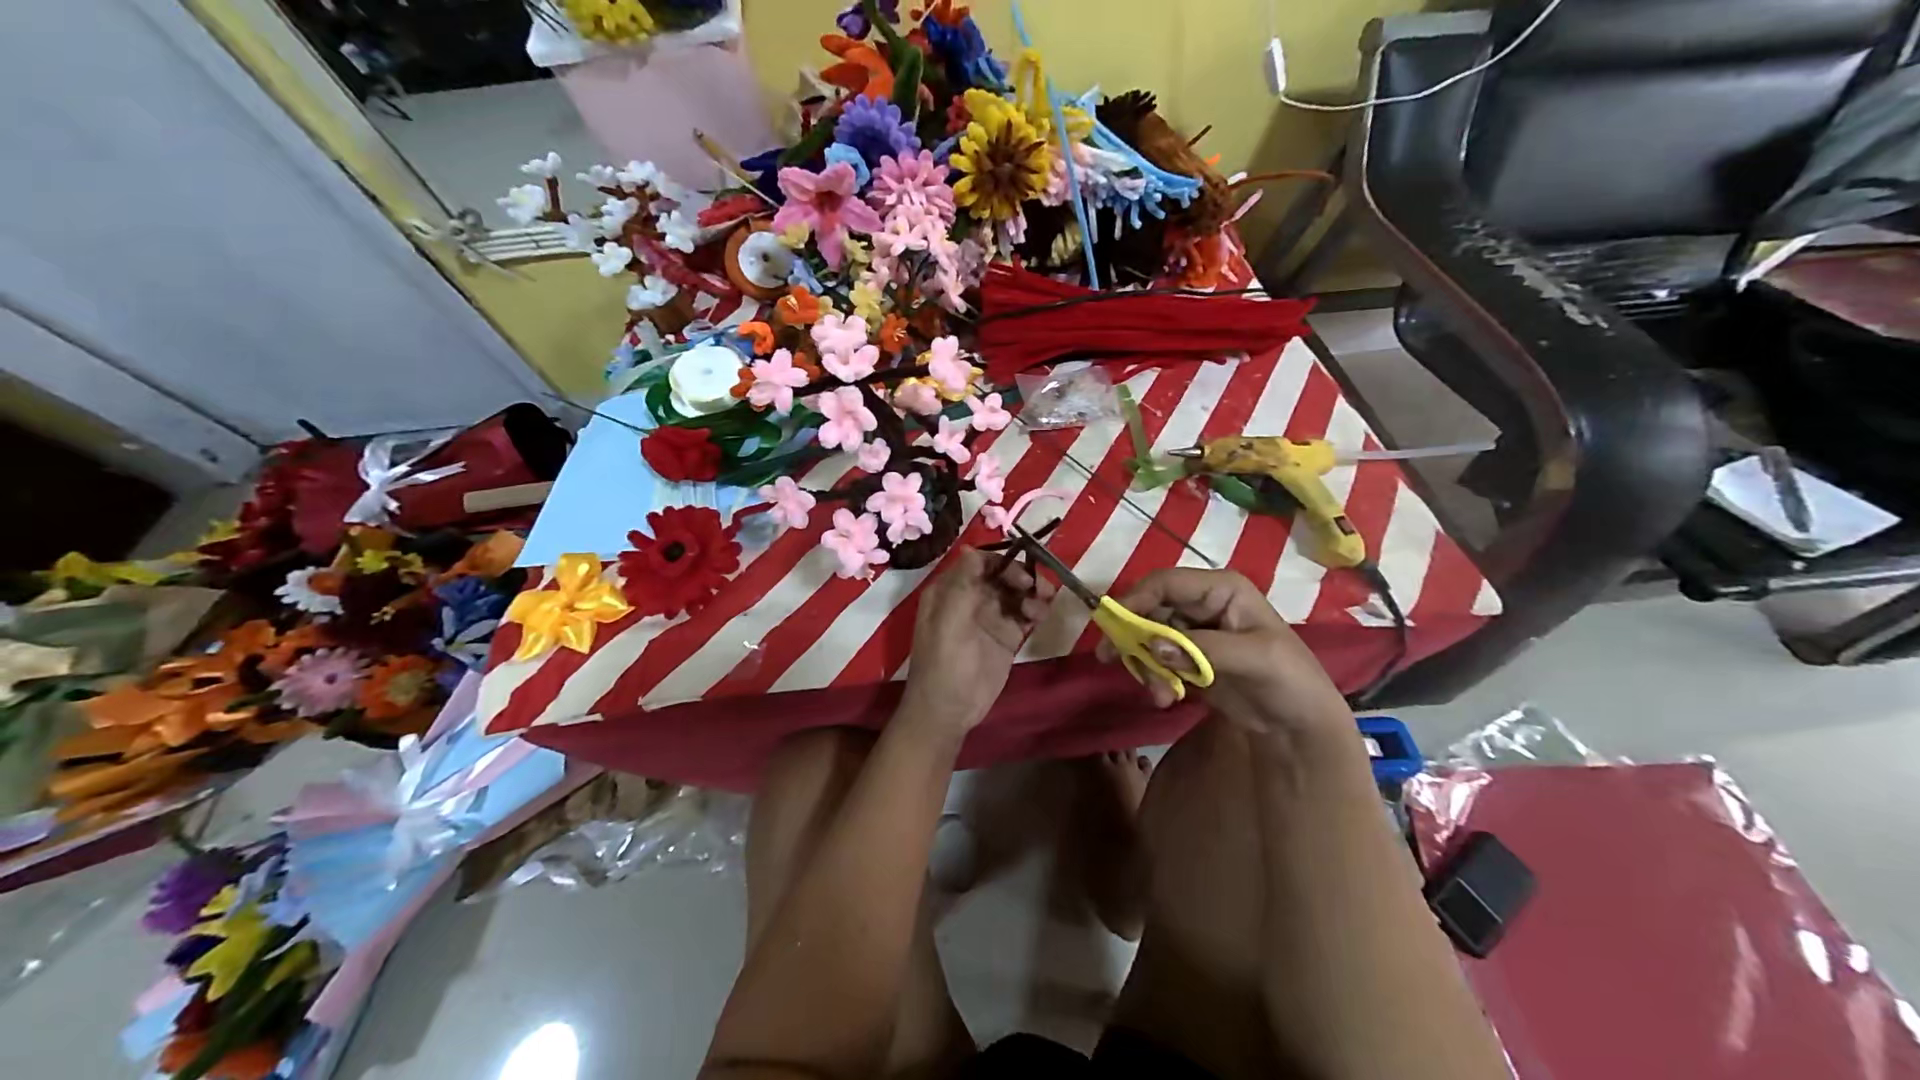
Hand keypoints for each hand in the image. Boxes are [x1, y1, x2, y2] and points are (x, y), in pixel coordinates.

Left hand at [899, 547, 1055, 734]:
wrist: (949, 712)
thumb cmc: (943, 665)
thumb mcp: (948, 622)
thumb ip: (962, 585)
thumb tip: (972, 549)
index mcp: (949, 591)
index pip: (979, 562)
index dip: (1002, 562)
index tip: (1021, 575)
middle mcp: (970, 599)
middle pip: (1002, 575)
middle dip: (1022, 576)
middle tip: (1038, 590)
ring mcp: (990, 618)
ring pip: (1016, 593)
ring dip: (1032, 593)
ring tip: (1039, 610)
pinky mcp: (1006, 637)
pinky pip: (1024, 614)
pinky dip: (1035, 610)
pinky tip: (1040, 617)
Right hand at [1097, 568, 1351, 737]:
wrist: (1300, 725)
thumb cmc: (1288, 680)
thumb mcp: (1252, 659)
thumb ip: (1201, 649)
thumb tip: (1153, 646)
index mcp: (1221, 589)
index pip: (1167, 583)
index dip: (1137, 598)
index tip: (1114, 624)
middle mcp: (1202, 604)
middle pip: (1150, 608)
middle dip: (1135, 636)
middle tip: (1111, 658)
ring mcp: (1193, 632)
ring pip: (1148, 636)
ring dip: (1145, 663)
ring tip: (1159, 693)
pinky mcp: (1187, 659)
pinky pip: (1155, 659)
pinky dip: (1153, 677)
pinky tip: (1165, 698)